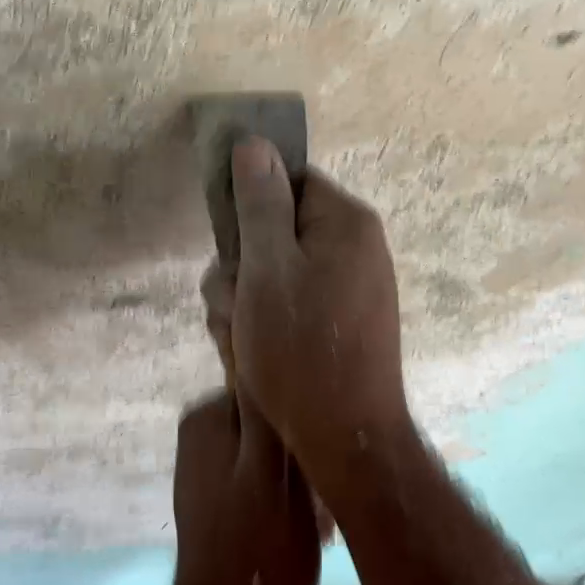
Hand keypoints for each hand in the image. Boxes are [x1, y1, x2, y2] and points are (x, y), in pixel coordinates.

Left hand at [166, 391, 321, 584]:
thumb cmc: (255, 546)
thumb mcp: (271, 471)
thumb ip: (267, 412)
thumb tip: (269, 352)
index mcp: (206, 416)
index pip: (268, 389)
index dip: (302, 417)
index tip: (324, 448)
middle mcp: (201, 433)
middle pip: (271, 422)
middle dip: (302, 454)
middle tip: (322, 494)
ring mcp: (209, 466)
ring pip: (273, 454)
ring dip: (300, 481)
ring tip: (318, 518)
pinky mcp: (220, 497)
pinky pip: (263, 480)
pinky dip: (286, 499)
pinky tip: (308, 528)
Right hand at [214, 138, 411, 475]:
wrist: (346, 440)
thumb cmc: (301, 348)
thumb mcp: (267, 268)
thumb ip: (258, 203)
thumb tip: (254, 143)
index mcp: (345, 222)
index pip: (287, 182)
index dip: (249, 208)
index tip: (229, 246)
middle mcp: (355, 248)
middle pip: (276, 230)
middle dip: (242, 267)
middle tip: (233, 306)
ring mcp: (351, 289)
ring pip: (275, 273)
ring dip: (245, 301)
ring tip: (241, 338)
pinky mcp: (341, 324)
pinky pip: (291, 305)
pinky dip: (265, 325)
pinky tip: (253, 355)